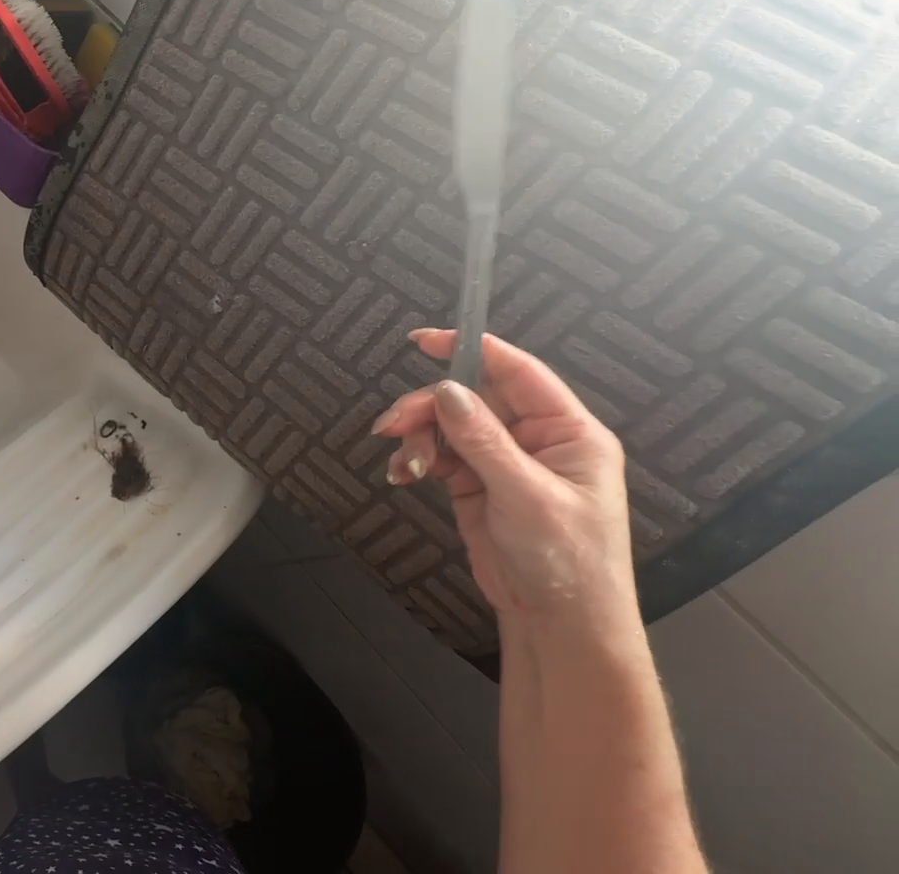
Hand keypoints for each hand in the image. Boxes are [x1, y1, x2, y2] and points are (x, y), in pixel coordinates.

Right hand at [373, 329, 636, 630]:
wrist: (556, 619)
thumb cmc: (565, 559)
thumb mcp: (526, 496)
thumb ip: (484, 441)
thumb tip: (445, 390)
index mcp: (566, 432)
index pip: (518, 373)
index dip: (473, 349)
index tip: (424, 339)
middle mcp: (534, 438)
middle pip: (470, 399)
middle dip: (428, 408)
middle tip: (392, 425)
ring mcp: (502, 460)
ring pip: (447, 425)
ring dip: (417, 437)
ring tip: (403, 464)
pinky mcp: (475, 482)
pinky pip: (437, 453)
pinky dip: (415, 459)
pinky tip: (403, 475)